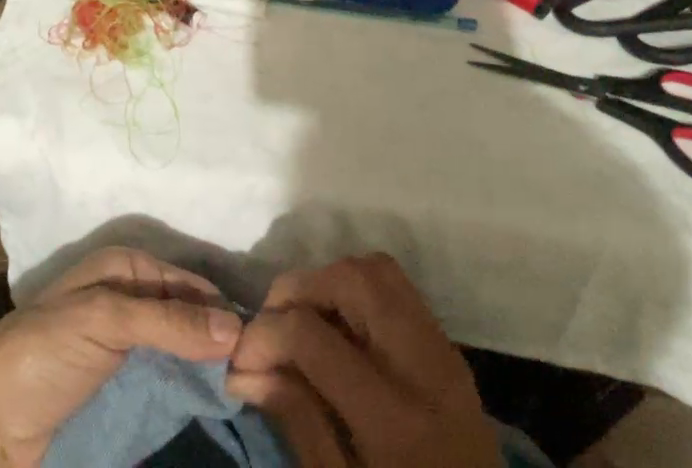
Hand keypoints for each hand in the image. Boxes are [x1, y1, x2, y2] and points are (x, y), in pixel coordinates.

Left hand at [0, 248, 244, 467]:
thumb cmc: (40, 355)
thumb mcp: (102, 322)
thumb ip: (167, 321)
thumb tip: (237, 327)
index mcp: (119, 267)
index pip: (186, 280)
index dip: (220, 305)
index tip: (263, 337)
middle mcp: (125, 296)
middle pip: (185, 310)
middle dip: (217, 333)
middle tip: (261, 366)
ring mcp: (122, 341)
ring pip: (179, 343)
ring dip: (206, 361)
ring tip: (247, 385)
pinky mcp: (118, 380)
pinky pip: (164, 373)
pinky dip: (188, 382)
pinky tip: (213, 398)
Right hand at [227, 254, 499, 467]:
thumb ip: (297, 422)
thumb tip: (245, 369)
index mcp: (395, 419)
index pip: (311, 334)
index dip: (262, 336)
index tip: (241, 362)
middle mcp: (425, 367)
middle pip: (353, 278)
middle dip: (298, 289)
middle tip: (272, 328)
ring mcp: (445, 351)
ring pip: (379, 269)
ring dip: (329, 283)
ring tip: (304, 324)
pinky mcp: (450, 350)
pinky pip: (399, 290)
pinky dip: (357, 293)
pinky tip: (339, 332)